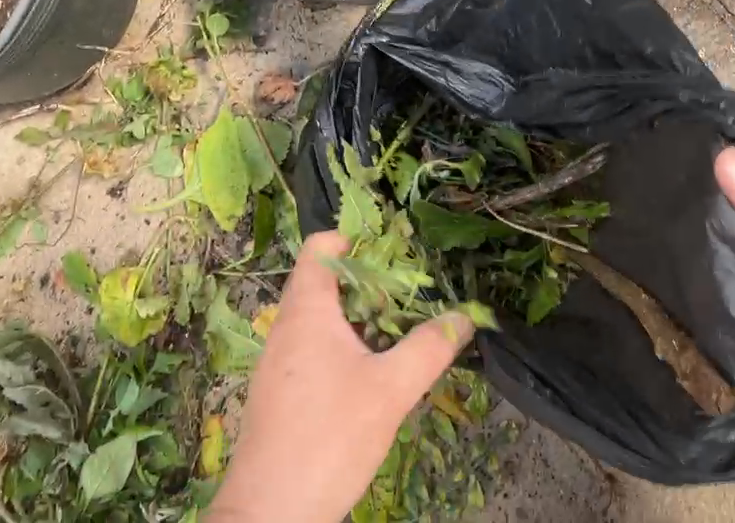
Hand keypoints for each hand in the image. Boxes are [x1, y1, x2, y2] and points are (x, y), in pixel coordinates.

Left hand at [207, 232, 474, 522]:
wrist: (270, 513)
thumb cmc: (329, 437)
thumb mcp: (390, 391)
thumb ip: (428, 348)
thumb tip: (465, 317)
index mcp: (306, 310)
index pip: (319, 246)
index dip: (354, 238)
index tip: (394, 254)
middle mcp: (285, 326)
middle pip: (324, 281)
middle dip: (368, 285)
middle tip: (408, 299)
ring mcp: (277, 361)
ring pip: (320, 319)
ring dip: (357, 320)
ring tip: (397, 336)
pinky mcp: (278, 393)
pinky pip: (312, 350)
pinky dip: (342, 348)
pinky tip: (370, 377)